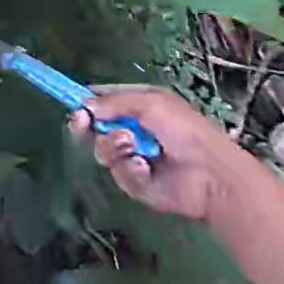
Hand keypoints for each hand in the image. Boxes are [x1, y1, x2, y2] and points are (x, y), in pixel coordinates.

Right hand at [68, 85, 257, 223]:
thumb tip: (84, 106)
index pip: (101, 99)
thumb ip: (113, 103)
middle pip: (94, 126)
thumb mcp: (149, 104)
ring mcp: (132, 156)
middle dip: (88, 125)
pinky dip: (130, 169)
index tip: (71, 104)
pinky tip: (146, 168)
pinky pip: (119, 174)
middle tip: (84, 125)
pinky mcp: (137, 183)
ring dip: (114, 146)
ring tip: (135, 147)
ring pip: (103, 150)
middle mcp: (131, 128)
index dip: (85, 101)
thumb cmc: (184, 130)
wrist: (212, 175)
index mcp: (136, 105)